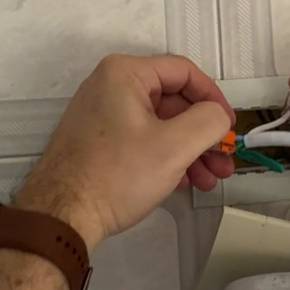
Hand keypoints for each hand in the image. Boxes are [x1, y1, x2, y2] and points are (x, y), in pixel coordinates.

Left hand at [17, 54, 235, 248]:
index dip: (213, 98)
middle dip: (204, 134)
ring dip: (190, 150)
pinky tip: (184, 182)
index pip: (184, 72)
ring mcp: (102, 114)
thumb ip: (208, 122)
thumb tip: (219, 116)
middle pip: (173, 101)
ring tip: (210, 180)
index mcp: (125, 73)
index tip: (229, 127)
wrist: (60, 217)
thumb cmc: (115, 176)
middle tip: (224, 161)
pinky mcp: (98, 141)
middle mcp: (110, 86)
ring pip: (160, 124)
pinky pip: (142, 139)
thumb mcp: (174, 146)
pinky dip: (166, 157)